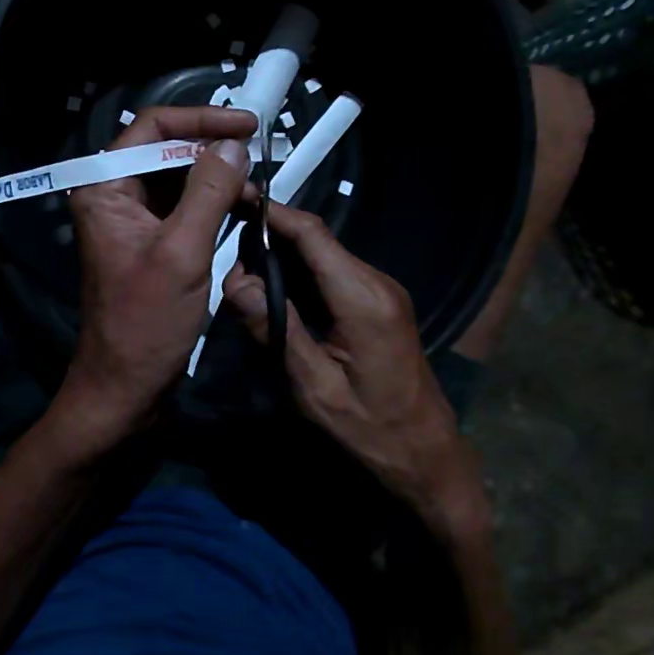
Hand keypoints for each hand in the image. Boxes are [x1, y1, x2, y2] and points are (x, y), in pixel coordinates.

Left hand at [50, 105, 256, 454]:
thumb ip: (208, 191)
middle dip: (212, 149)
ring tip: (256, 189)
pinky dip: (212, 203)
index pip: (151, 127)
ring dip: (217, 177)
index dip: (200, 118)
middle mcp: (113, 194)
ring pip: (177, 178)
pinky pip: (182, 207)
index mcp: (105, 187)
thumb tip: (233, 144)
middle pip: (165, 149)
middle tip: (259, 157)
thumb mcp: (183, 252)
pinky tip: (242, 208)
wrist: (124, 385)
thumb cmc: (146, 321)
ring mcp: (131, 218)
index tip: (248, 124)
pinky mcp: (149, 240)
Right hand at [224, 202, 487, 533]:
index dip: (274, 213)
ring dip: (284, 255)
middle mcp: (376, 283)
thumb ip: (274, 327)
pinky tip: (274, 288)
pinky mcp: (379, 302)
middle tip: (227, 245)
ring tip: (242, 267)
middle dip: (271, 236)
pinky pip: (333, 272)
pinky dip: (300, 272)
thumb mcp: (312, 385)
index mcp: (362, 298)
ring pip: (323, 255)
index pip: (313, 235)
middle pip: (317, 240)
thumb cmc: (369, 427)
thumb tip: (235, 280)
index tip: (235, 199)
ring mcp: (382, 291)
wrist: (427, 455)